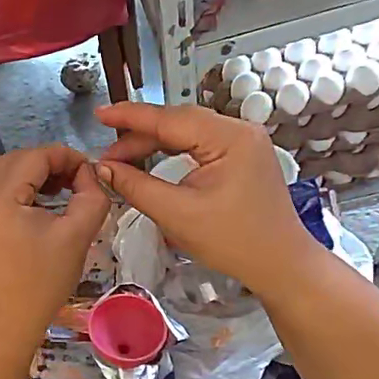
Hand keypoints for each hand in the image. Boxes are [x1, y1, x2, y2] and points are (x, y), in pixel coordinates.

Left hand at [0, 145, 109, 341]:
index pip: (35, 156)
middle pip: (15, 160)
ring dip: (32, 175)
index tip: (91, 170)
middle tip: (78, 180)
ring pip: (1, 173)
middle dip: (48, 163)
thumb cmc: (42, 282)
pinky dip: (17, 190)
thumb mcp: (77, 235)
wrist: (5, 326)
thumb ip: (91, 196)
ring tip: (62, 191)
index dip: (67, 157)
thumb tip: (89, 175)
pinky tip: (39, 206)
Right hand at [94, 103, 318, 294]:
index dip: (130, 116)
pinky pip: (202, 146)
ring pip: (189, 134)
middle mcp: (240, 130)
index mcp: (230, 137)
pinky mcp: (244, 157)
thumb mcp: (177, 214)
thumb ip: (137, 186)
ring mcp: (245, 143)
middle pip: (179, 123)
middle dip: (140, 136)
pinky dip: (175, 152)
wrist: (280, 264)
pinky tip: (153, 160)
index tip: (99, 113)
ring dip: (156, 144)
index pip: (170, 118)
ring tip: (123, 158)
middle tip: (107, 154)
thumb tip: (104, 168)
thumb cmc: (234, 242)